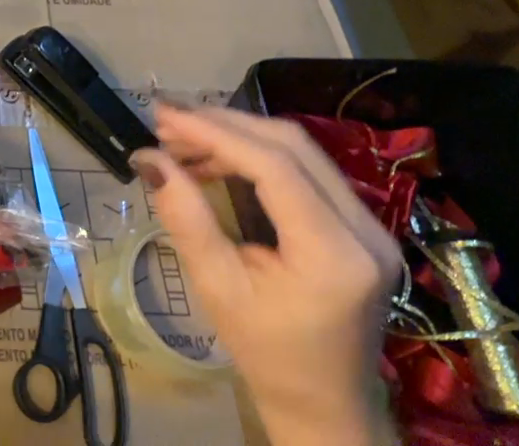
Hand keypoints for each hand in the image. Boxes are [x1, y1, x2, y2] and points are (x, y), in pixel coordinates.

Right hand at [132, 105, 402, 445]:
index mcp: (334, 254)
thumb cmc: (265, 351)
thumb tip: (149, 158)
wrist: (324, 402)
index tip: (162, 116)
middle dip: (223, 124)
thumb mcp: (216, 286)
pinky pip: (306, 169)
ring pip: (300, 151)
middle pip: (291, 146)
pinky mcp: (360, 224)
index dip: (215, 132)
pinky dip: (256, 155)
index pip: (274, 166)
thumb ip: (186, 217)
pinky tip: (215, 160)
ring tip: (181, 141)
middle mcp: (365, 229)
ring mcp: (370, 224)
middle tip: (165, 122)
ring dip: (238, 136)